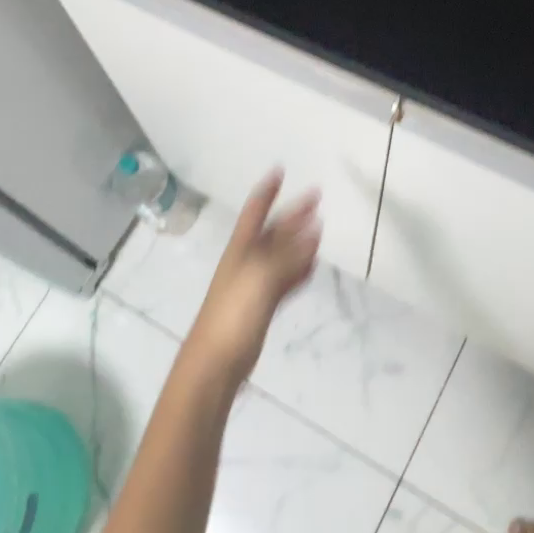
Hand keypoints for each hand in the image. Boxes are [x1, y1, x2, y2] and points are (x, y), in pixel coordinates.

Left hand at [181, 171, 321, 389]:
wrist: (214, 363)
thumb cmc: (232, 316)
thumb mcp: (260, 279)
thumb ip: (287, 255)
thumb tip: (314, 230)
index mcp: (240, 250)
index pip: (255, 211)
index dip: (267, 191)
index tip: (281, 170)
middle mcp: (246, 261)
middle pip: (272, 231)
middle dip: (292, 214)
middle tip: (316, 198)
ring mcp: (253, 285)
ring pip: (280, 255)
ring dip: (298, 240)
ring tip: (319, 228)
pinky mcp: (261, 307)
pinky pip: (284, 281)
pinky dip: (298, 270)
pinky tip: (311, 267)